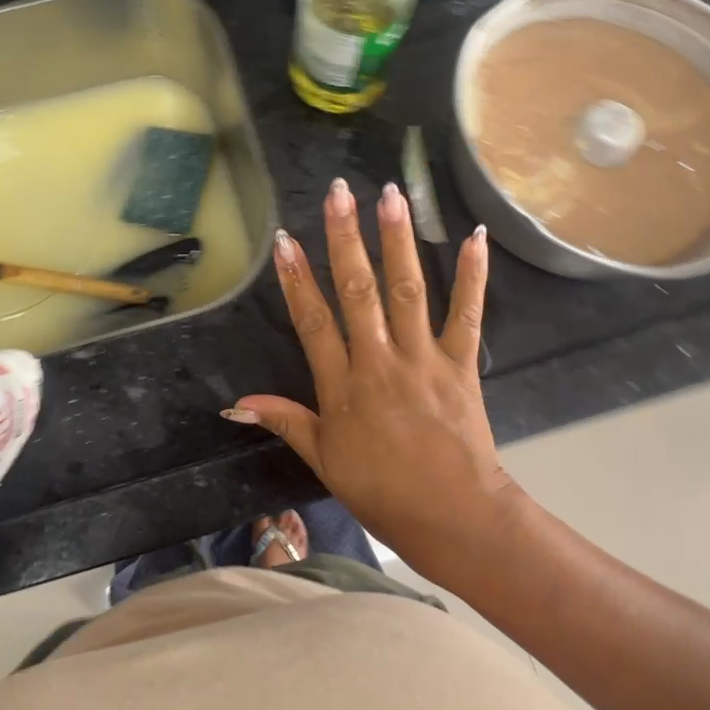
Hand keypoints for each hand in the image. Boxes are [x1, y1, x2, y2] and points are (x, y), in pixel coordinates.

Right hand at [228, 178, 516, 571]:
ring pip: (407, 291)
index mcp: (343, 387)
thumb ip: (284, 421)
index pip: (313, 322)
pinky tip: (474, 236)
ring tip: (390, 196)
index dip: (296, 279)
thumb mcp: (324, 460)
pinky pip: (466, 313)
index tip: (285, 239)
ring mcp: (423, 359)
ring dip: (397, 241)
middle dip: (345, 239)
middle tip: (338, 193)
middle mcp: (380, 362)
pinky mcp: (461, 363)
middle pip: (358, 292)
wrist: (454, 516)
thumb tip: (234, 404)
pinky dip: (472, 275)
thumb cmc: (383, 492)